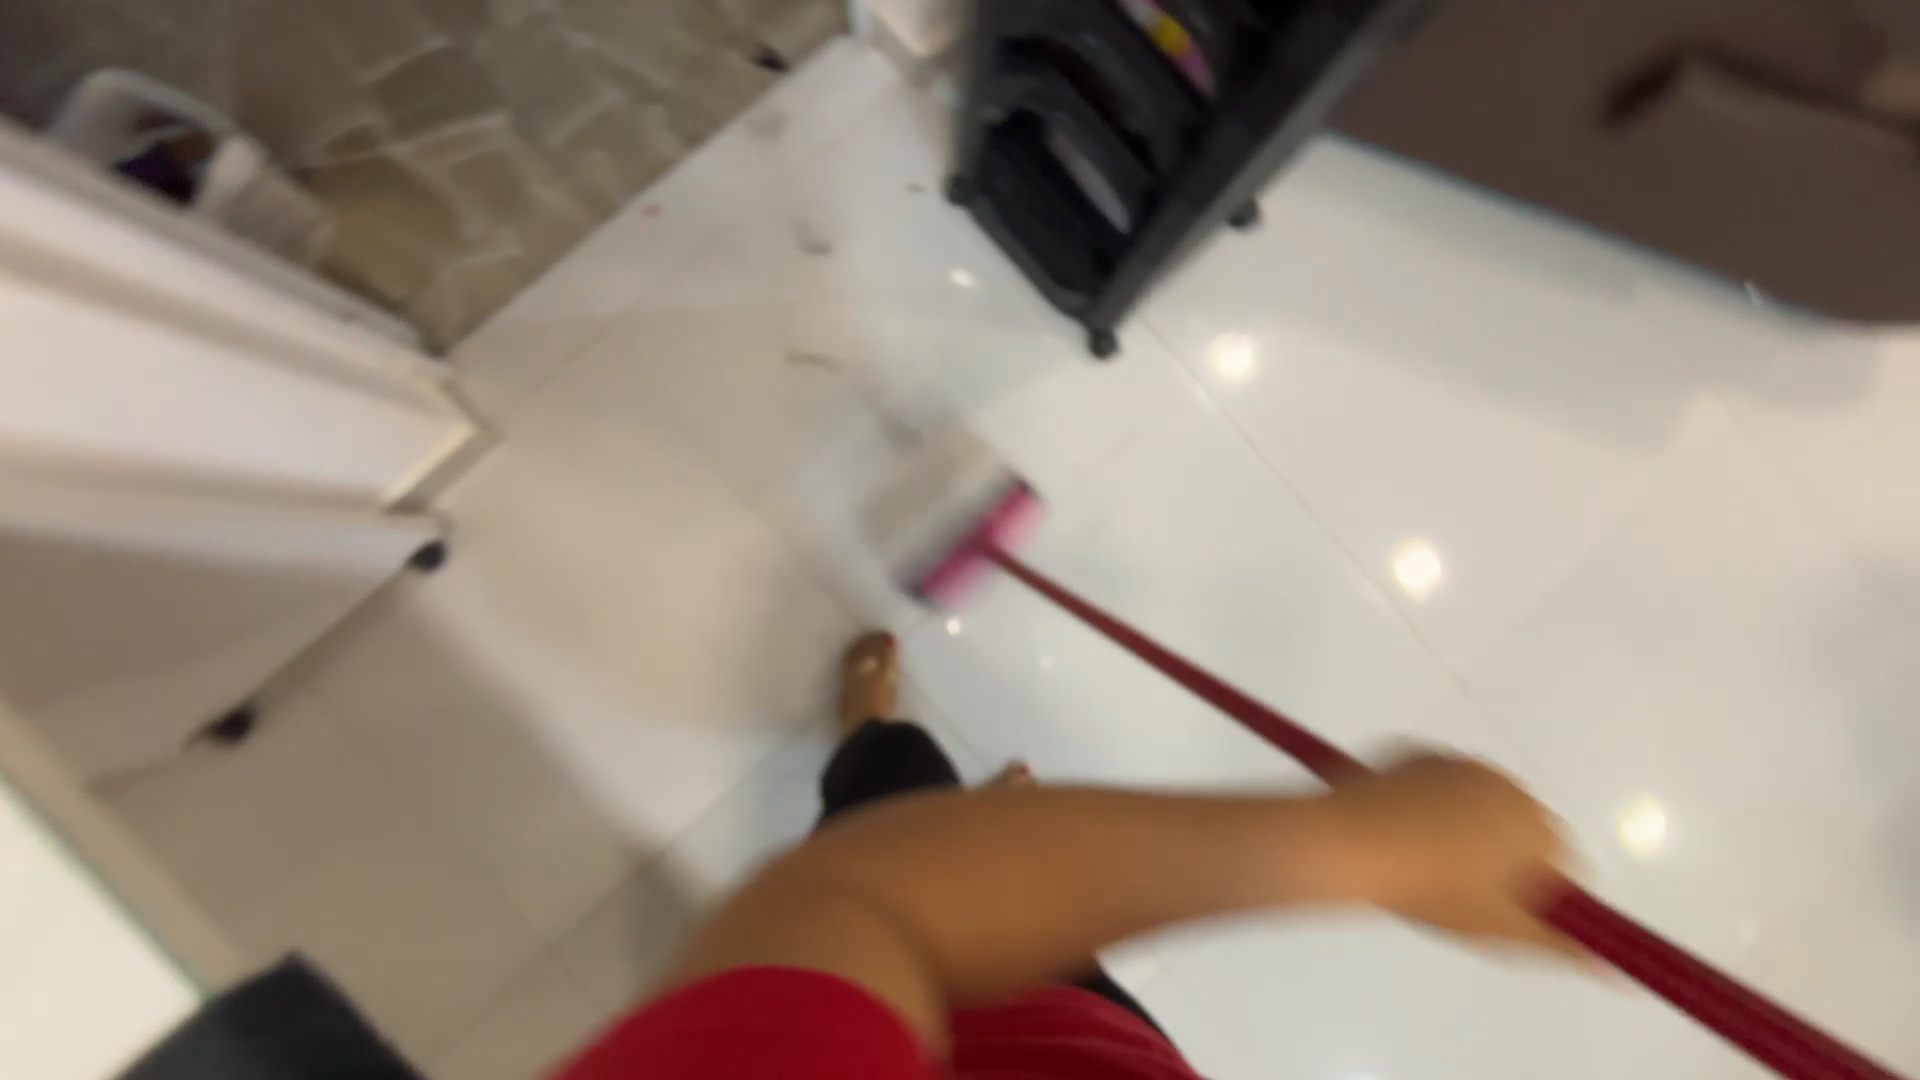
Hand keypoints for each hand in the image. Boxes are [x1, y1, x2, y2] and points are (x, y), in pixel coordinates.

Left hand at [1326, 750, 1583, 961]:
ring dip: (1462, 824)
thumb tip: (1610, 967)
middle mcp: (1499, 780)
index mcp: (1534, 820)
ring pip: (1474, 801)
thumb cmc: (1429, 886)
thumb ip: (1562, 945)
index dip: (1532, 889)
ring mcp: (1451, 760)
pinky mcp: (1408, 752)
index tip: (1494, 902)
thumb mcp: (1500, 929)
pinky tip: (1398, 825)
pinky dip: (1425, 800)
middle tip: (1455, 882)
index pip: (1560, 862)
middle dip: (1499, 853)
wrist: (1347, 839)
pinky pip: (1433, 782)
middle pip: (1517, 825)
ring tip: (1420, 855)